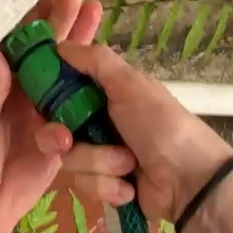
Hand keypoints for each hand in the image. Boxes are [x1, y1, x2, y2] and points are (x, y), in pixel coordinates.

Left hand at [0, 0, 138, 232]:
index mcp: (0, 87)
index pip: (20, 46)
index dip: (36, 20)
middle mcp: (23, 95)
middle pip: (49, 54)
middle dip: (65, 25)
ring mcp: (44, 115)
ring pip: (68, 78)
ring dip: (82, 50)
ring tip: (97, 18)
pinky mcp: (61, 139)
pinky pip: (78, 115)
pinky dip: (89, 98)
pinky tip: (101, 73)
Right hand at [57, 42, 232, 224]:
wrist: (191, 180)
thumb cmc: (161, 125)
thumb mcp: (130, 84)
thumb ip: (96, 61)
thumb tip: (60, 45)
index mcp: (103, 94)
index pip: (58, 93)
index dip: (46, 100)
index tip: (42, 106)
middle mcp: (97, 123)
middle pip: (54, 132)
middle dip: (63, 140)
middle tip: (70, 140)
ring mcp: (101, 157)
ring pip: (70, 161)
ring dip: (99, 164)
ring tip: (128, 165)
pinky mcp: (106, 186)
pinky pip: (86, 187)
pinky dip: (109, 187)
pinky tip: (129, 187)